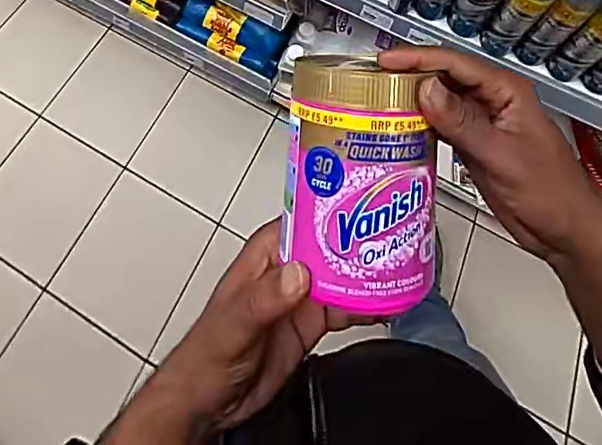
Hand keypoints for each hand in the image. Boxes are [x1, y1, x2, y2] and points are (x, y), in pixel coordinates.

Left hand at [106, 220, 370, 442]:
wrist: (208, 402)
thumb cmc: (206, 353)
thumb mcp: (235, 321)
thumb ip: (264, 297)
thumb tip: (298, 274)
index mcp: (268, 252)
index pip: (306, 217)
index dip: (334, 207)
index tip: (362, 200)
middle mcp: (288, 266)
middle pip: (332, 243)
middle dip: (360, 239)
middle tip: (392, 235)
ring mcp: (301, 294)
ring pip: (343, 274)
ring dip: (367, 273)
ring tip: (396, 267)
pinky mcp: (311, 321)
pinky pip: (345, 306)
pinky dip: (366, 305)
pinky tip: (384, 304)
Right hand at [377, 45, 601, 263]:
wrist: (567, 232)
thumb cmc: (551, 192)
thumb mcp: (502, 155)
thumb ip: (462, 122)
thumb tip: (426, 88)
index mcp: (505, 90)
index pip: (454, 63)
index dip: (417, 58)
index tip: (386, 60)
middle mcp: (492, 100)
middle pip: (444, 76)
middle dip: (410, 75)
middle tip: (374, 78)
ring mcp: (482, 121)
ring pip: (441, 100)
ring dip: (413, 99)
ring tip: (380, 99)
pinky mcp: (475, 143)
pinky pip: (443, 124)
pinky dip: (422, 124)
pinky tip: (401, 128)